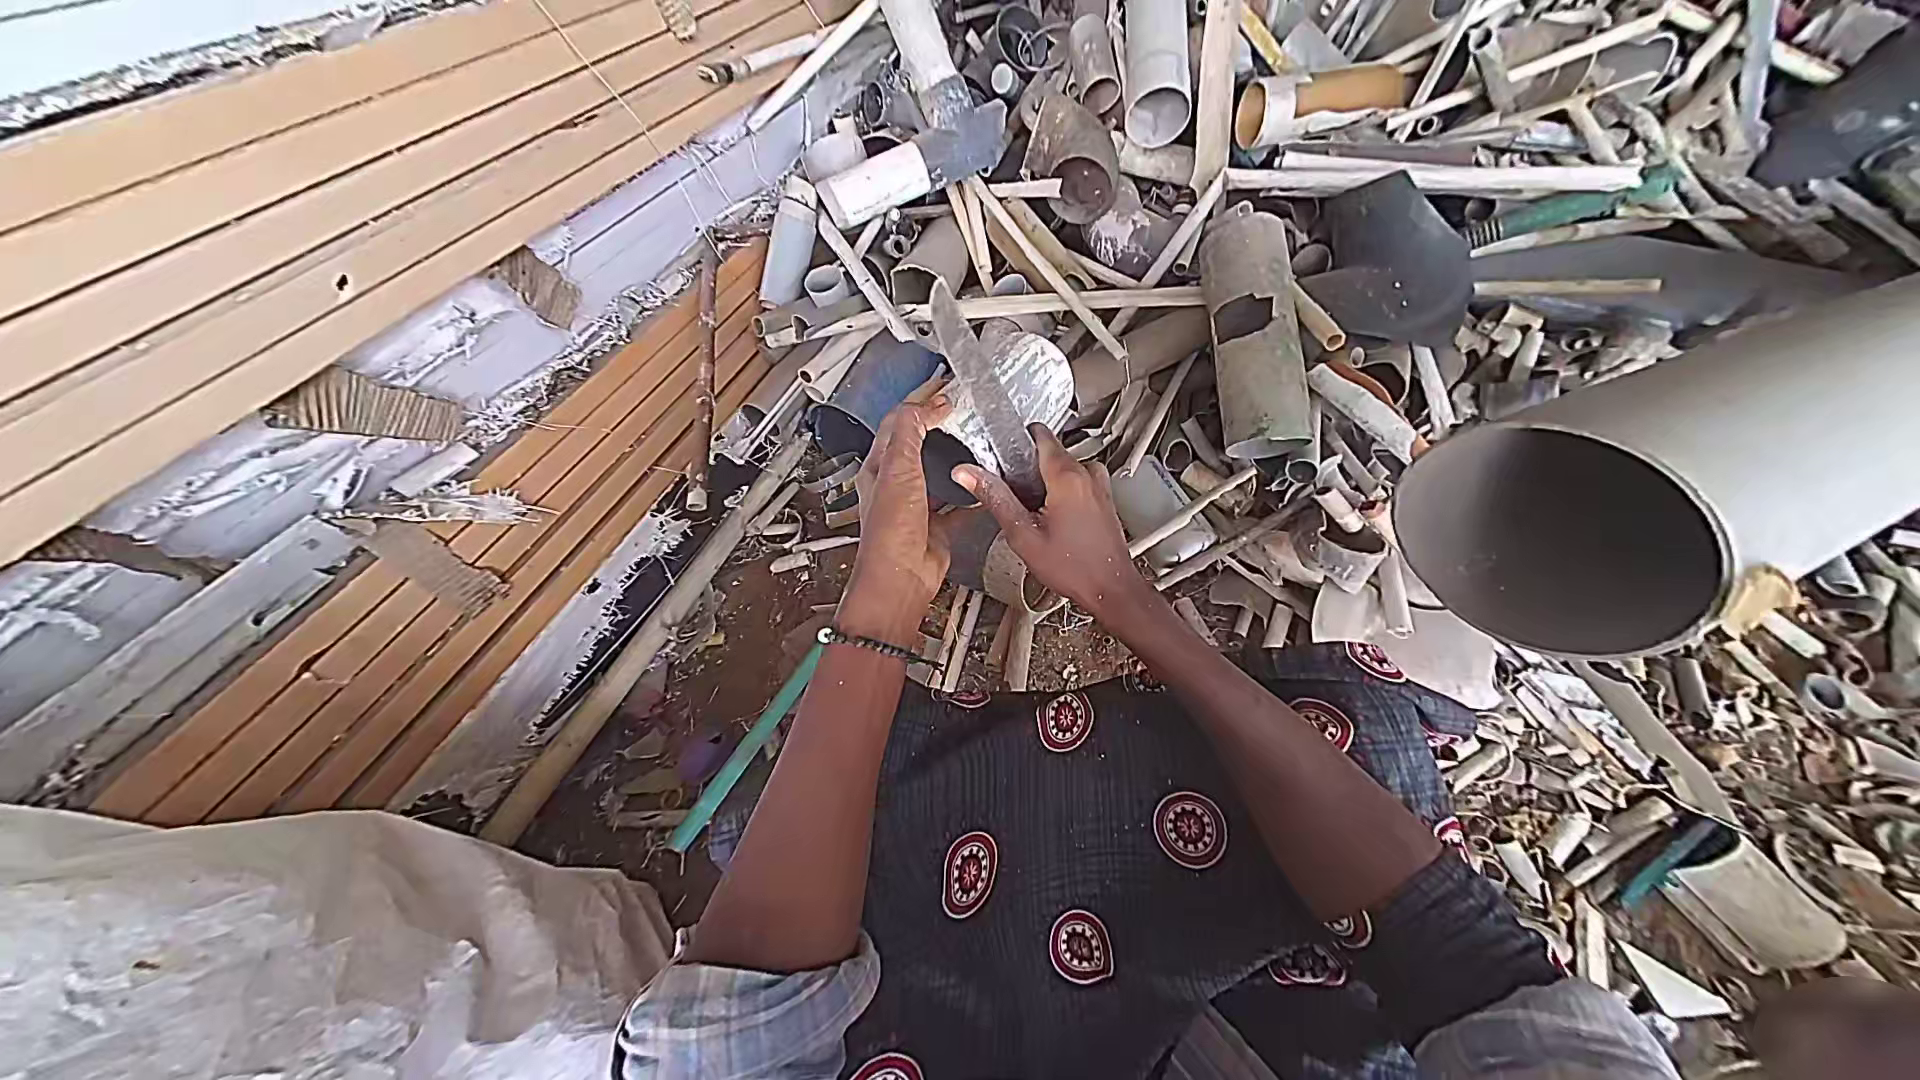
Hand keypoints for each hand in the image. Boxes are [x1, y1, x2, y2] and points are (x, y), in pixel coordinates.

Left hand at [840, 397, 952, 643]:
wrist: (902, 576)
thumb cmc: (891, 532)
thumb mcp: (898, 469)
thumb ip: (910, 432)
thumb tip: (927, 405)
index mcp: (879, 467)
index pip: (897, 422)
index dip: (918, 400)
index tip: (941, 386)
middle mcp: (895, 484)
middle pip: (916, 442)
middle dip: (936, 421)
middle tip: (958, 405)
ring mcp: (917, 504)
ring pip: (937, 471)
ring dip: (954, 454)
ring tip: (973, 436)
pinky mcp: (936, 524)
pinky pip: (957, 504)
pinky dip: (971, 494)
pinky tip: (984, 485)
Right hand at [952, 424, 1151, 623]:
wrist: (1110, 589)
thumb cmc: (1074, 567)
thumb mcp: (1023, 534)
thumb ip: (995, 498)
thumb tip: (968, 474)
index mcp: (1067, 476)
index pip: (1039, 435)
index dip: (1016, 441)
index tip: (1001, 455)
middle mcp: (1087, 474)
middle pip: (1048, 454)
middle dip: (1027, 470)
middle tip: (1014, 497)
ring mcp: (1099, 485)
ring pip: (1062, 468)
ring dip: (1045, 483)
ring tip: (1033, 512)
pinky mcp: (1103, 497)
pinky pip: (1077, 481)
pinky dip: (1061, 493)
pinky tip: (1052, 519)